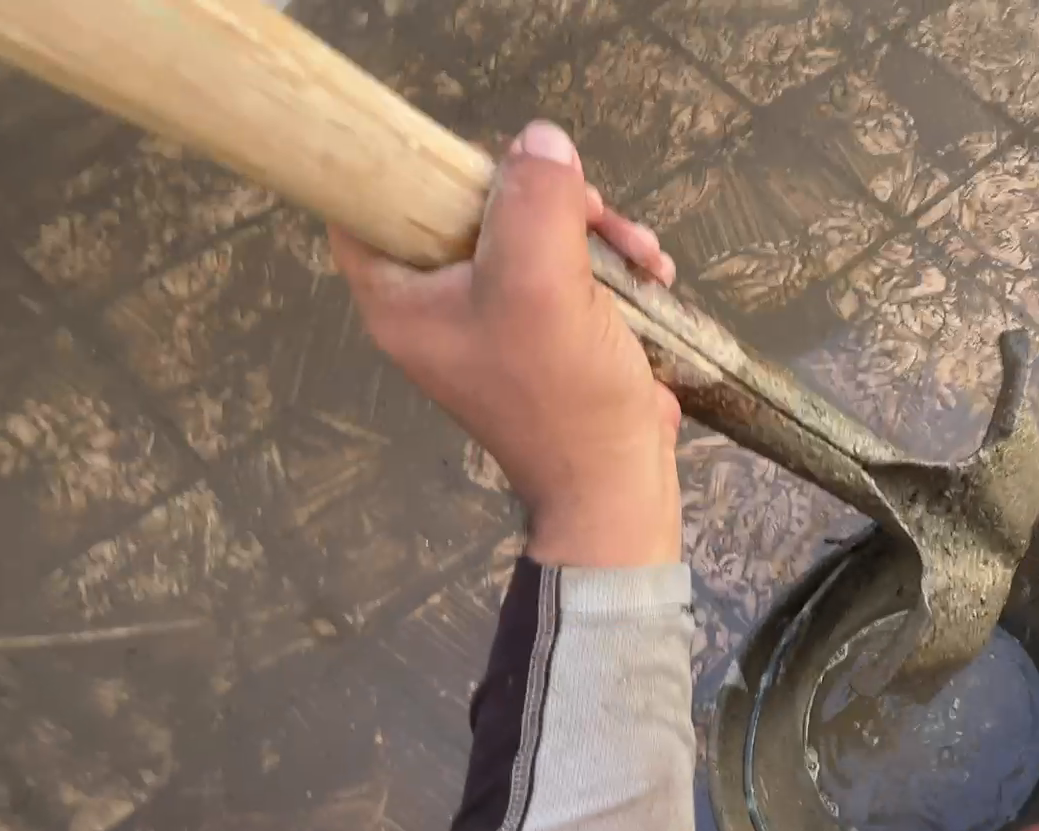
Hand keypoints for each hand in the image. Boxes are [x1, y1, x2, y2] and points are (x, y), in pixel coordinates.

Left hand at [331, 120, 682, 566]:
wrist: (619, 482)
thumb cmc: (567, 397)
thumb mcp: (543, 289)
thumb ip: (536, 203)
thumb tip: (544, 140)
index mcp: (403, 294)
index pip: (384, 194)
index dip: (439, 163)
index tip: (505, 165)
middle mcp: (444, 303)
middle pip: (482, 208)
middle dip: (552, 202)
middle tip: (599, 213)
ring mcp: (503, 321)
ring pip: (540, 238)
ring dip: (601, 235)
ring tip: (646, 256)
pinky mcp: (554, 335)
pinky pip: (574, 275)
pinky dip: (616, 268)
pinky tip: (654, 276)